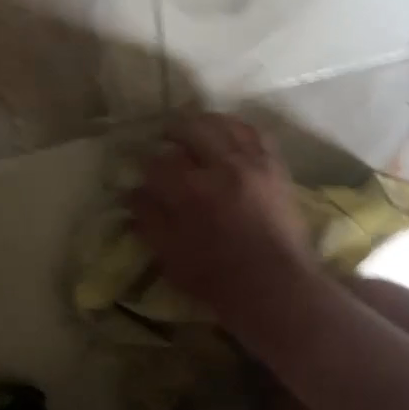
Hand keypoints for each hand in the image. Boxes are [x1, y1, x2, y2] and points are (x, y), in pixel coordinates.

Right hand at [127, 115, 315, 325]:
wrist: (276, 286)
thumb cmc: (218, 279)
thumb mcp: (171, 256)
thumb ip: (150, 220)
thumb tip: (133, 193)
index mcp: (191, 192)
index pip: (159, 161)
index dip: (146, 163)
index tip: (144, 169)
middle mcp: (222, 167)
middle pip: (191, 128)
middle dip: (172, 131)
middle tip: (165, 139)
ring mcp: (253, 162)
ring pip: (223, 124)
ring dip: (203, 123)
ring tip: (194, 131)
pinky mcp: (275, 166)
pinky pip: (254, 132)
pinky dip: (236, 128)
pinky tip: (227, 134)